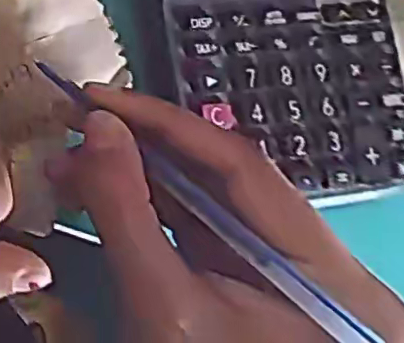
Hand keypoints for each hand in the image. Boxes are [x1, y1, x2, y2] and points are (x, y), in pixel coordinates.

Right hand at [57, 87, 403, 342]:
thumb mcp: (164, 306)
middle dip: (138, 149)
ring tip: (73, 170)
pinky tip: (107, 200)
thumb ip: (127, 208)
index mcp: (332, 275)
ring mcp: (300, 284)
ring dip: (138, 178)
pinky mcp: (269, 296)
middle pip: (223, 178)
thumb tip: (96, 123)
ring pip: (210, 203)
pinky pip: (207, 232)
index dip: (160, 118)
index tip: (95, 98)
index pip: (237, 160)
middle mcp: (329, 269)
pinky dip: (154, 210)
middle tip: (72, 134)